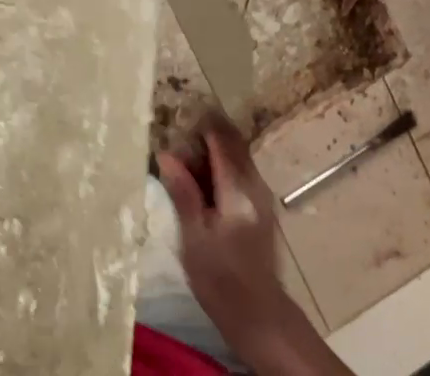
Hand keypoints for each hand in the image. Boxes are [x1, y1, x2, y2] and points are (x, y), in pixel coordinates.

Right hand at [156, 118, 288, 336]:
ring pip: (240, 158)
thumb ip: (183, 193)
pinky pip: (242, 173)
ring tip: (188, 154)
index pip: (222, 142)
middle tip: (182, 132)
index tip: (181, 116)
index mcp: (237, 189)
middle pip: (234, 146)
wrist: (258, 313)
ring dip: (217, 150)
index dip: (203, 126)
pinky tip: (205, 179)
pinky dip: (224, 167)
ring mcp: (262, 196)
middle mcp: (255, 185)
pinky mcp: (262, 209)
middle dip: (210, 134)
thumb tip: (167, 154)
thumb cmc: (220, 278)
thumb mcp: (194, 236)